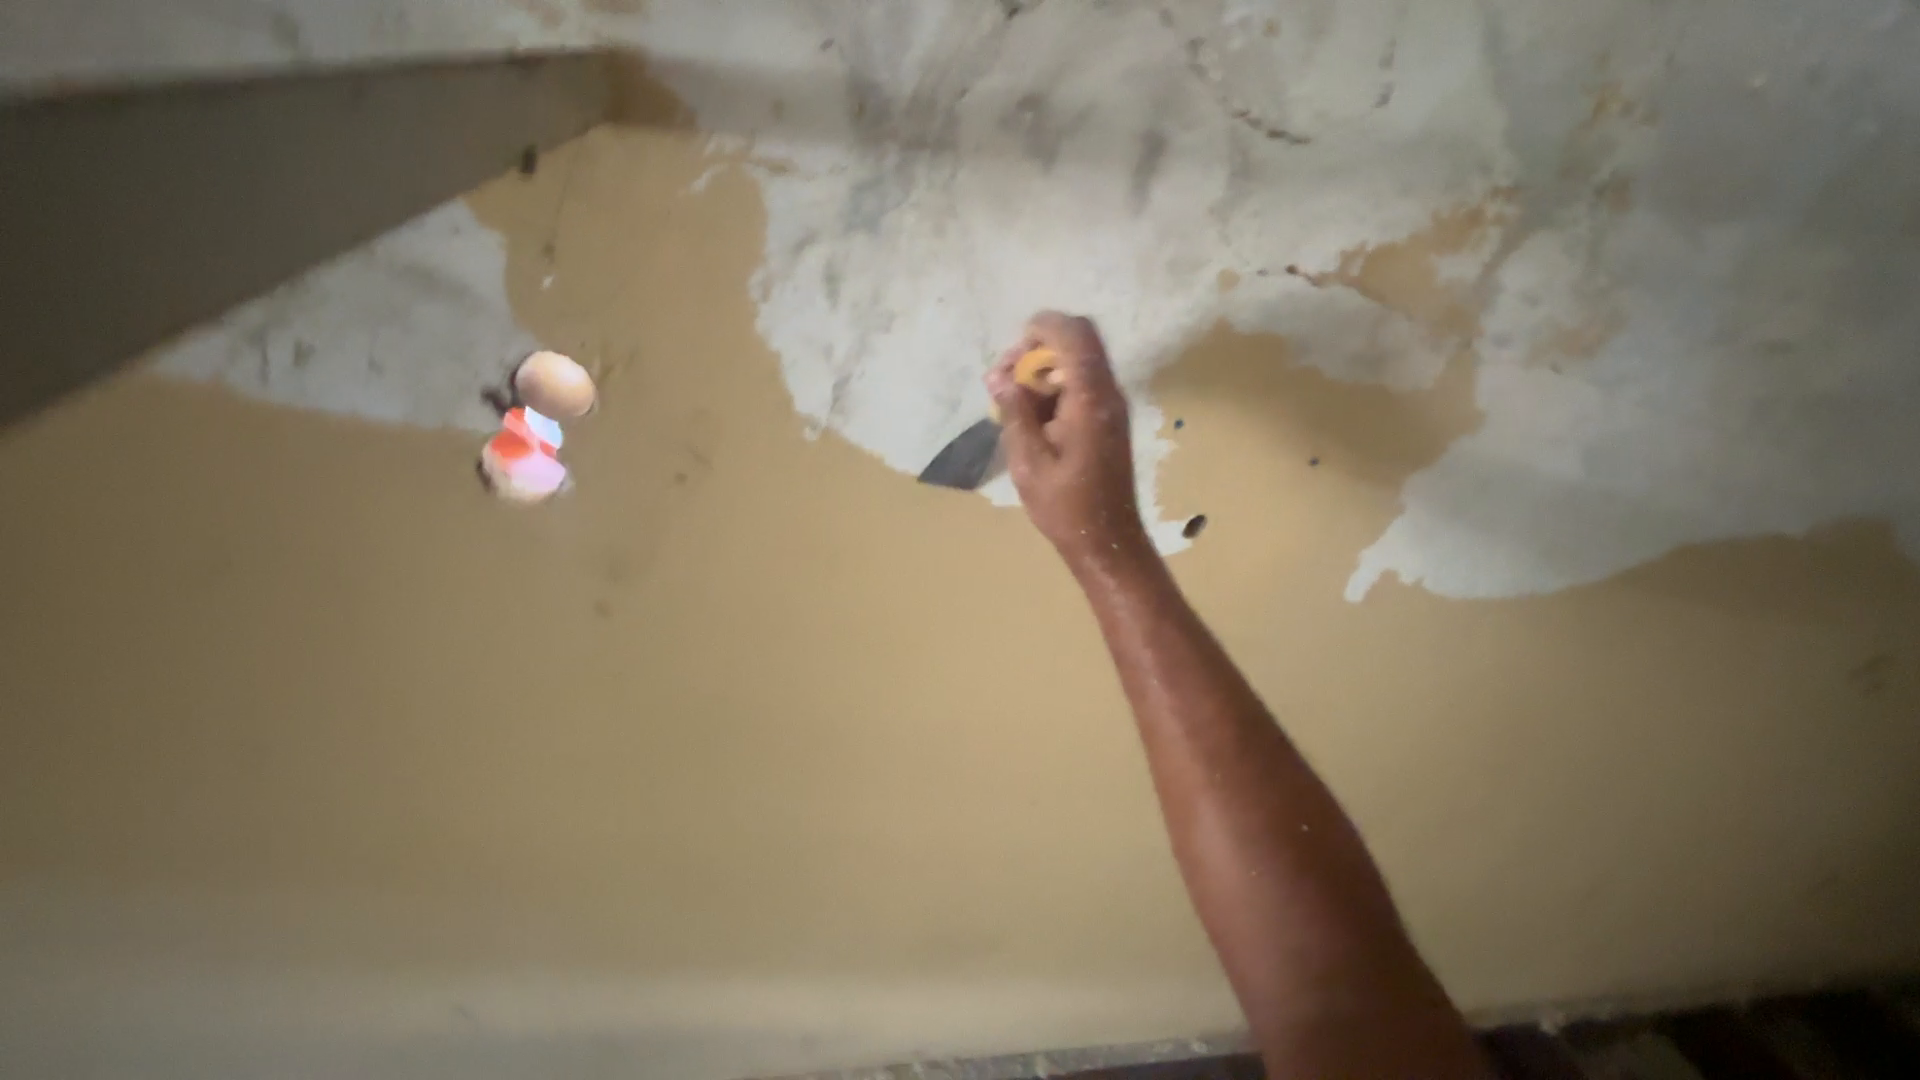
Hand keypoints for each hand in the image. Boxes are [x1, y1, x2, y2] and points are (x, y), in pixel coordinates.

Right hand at [988, 312, 1151, 567]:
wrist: (1106, 540)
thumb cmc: (1065, 506)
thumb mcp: (1028, 461)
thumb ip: (1014, 412)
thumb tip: (998, 375)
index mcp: (1090, 399)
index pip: (1074, 335)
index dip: (1041, 328)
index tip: (1010, 354)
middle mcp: (1108, 394)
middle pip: (1078, 342)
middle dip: (1037, 350)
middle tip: (1005, 380)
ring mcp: (1111, 406)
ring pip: (1078, 363)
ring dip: (1043, 372)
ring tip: (1010, 402)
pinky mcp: (1107, 421)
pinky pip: (1081, 387)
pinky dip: (1054, 390)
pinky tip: (1030, 418)